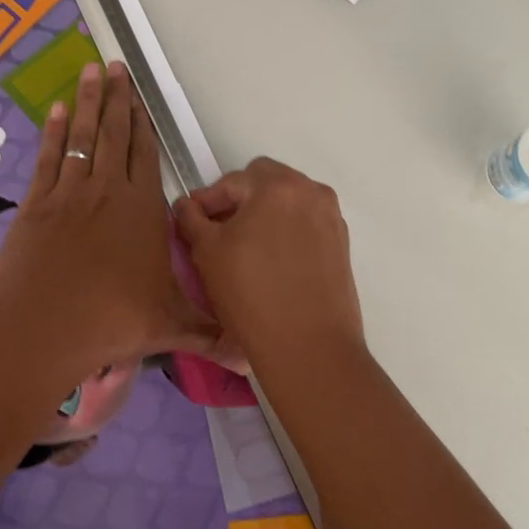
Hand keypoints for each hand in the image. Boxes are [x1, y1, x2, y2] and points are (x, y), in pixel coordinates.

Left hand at [0, 62, 217, 377]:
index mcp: (142, 210)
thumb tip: (252, 356)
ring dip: (88, 103)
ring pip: (82, 138)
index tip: (141, 94)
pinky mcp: (36, 206)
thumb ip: (210, 334)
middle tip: (114, 65)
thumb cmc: (113, 320)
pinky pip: (48, 159)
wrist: (45, 329)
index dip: (144, 122)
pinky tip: (57, 111)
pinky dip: (54, 133)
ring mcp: (69, 195)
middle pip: (115, 135)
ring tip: (89, 70)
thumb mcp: (170, 327)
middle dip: (117, 98)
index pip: (146, 155)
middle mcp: (108, 192)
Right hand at [172, 158, 362, 364]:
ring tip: (245, 248)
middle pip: (266, 182)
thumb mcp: (207, 253)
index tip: (191, 221)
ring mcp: (331, 217)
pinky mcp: (341, 244)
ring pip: (288, 203)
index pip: (233, 181)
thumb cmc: (251, 294)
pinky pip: (306, 225)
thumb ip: (192, 220)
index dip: (207, 200)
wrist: (309, 347)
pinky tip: (271, 263)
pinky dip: (286, 232)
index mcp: (278, 185)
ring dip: (265, 215)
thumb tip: (187, 206)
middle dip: (240, 201)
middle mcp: (311, 191)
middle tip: (219, 231)